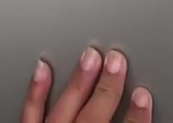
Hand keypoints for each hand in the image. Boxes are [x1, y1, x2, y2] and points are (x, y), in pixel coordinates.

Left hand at [19, 47, 151, 122]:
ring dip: (78, 82)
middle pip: (92, 117)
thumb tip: (138, 115)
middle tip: (117, 60)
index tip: (144, 95)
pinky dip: (36, 92)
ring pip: (63, 109)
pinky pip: (29, 115)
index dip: (135, 116)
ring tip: (90, 55)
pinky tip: (43, 67)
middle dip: (106, 88)